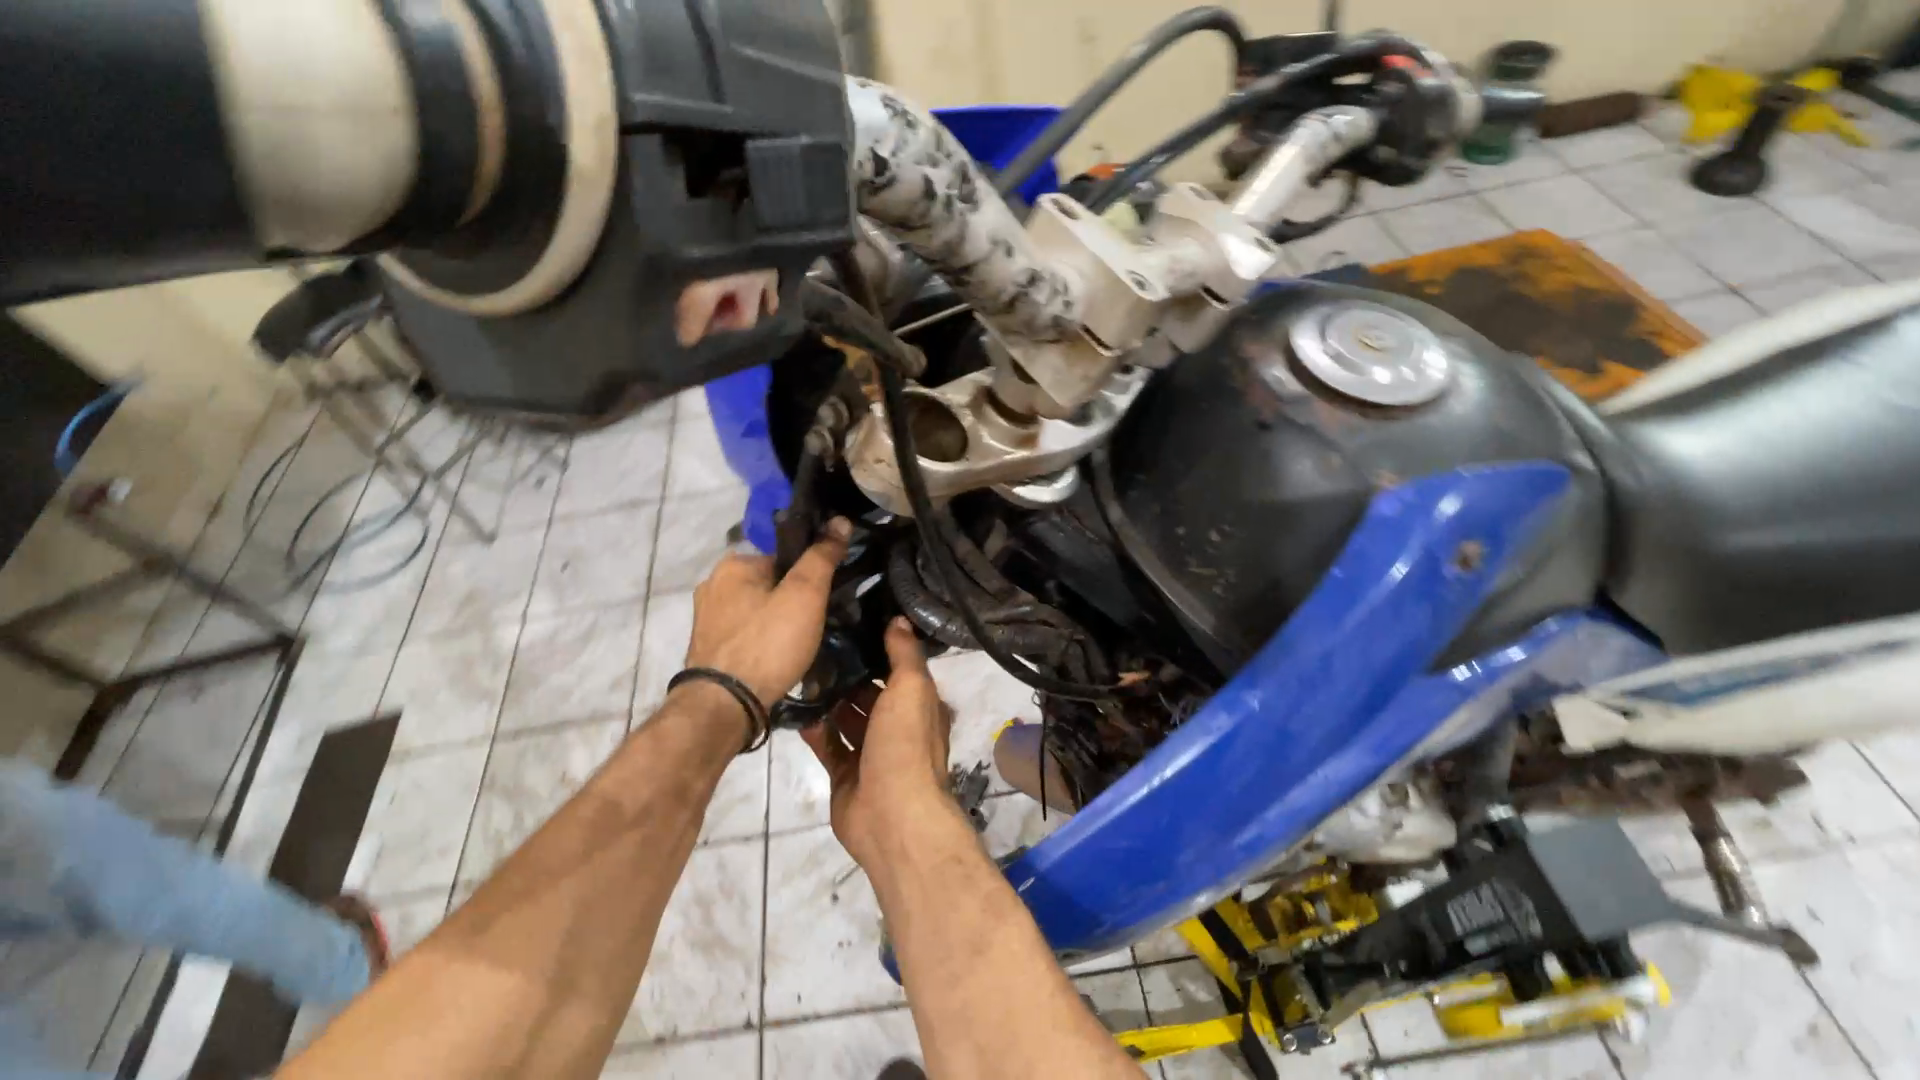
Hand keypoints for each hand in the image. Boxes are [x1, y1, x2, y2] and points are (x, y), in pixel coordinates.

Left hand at [686, 517, 851, 706]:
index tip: (827, 598)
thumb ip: (822, 557)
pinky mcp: (707, 648)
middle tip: (817, 625)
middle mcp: (713, 584)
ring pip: (757, 611)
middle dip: (792, 601)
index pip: (783, 558)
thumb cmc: (768, 643)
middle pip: (769, 584)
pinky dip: (762, 643)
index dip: (810, 576)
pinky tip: (778, 660)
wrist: (724, 706)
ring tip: (801, 646)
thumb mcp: (805, 595)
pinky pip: (745, 635)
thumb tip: (840, 520)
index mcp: (734, 564)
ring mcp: (706, 619)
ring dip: (777, 623)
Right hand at [801, 618, 957, 865]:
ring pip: (848, 720)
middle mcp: (899, 729)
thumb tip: (898, 619)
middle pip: (871, 695)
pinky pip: (829, 746)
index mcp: (921, 707)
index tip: (850, 625)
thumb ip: (903, 654)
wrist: (892, 816)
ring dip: (830, 701)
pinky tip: (797, 711)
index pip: (900, 671)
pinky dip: (816, 731)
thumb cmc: (906, 745)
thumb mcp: (911, 688)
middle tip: (817, 647)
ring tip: (802, 673)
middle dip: (849, 676)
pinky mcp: (845, 776)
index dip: (879, 650)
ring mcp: (872, 755)